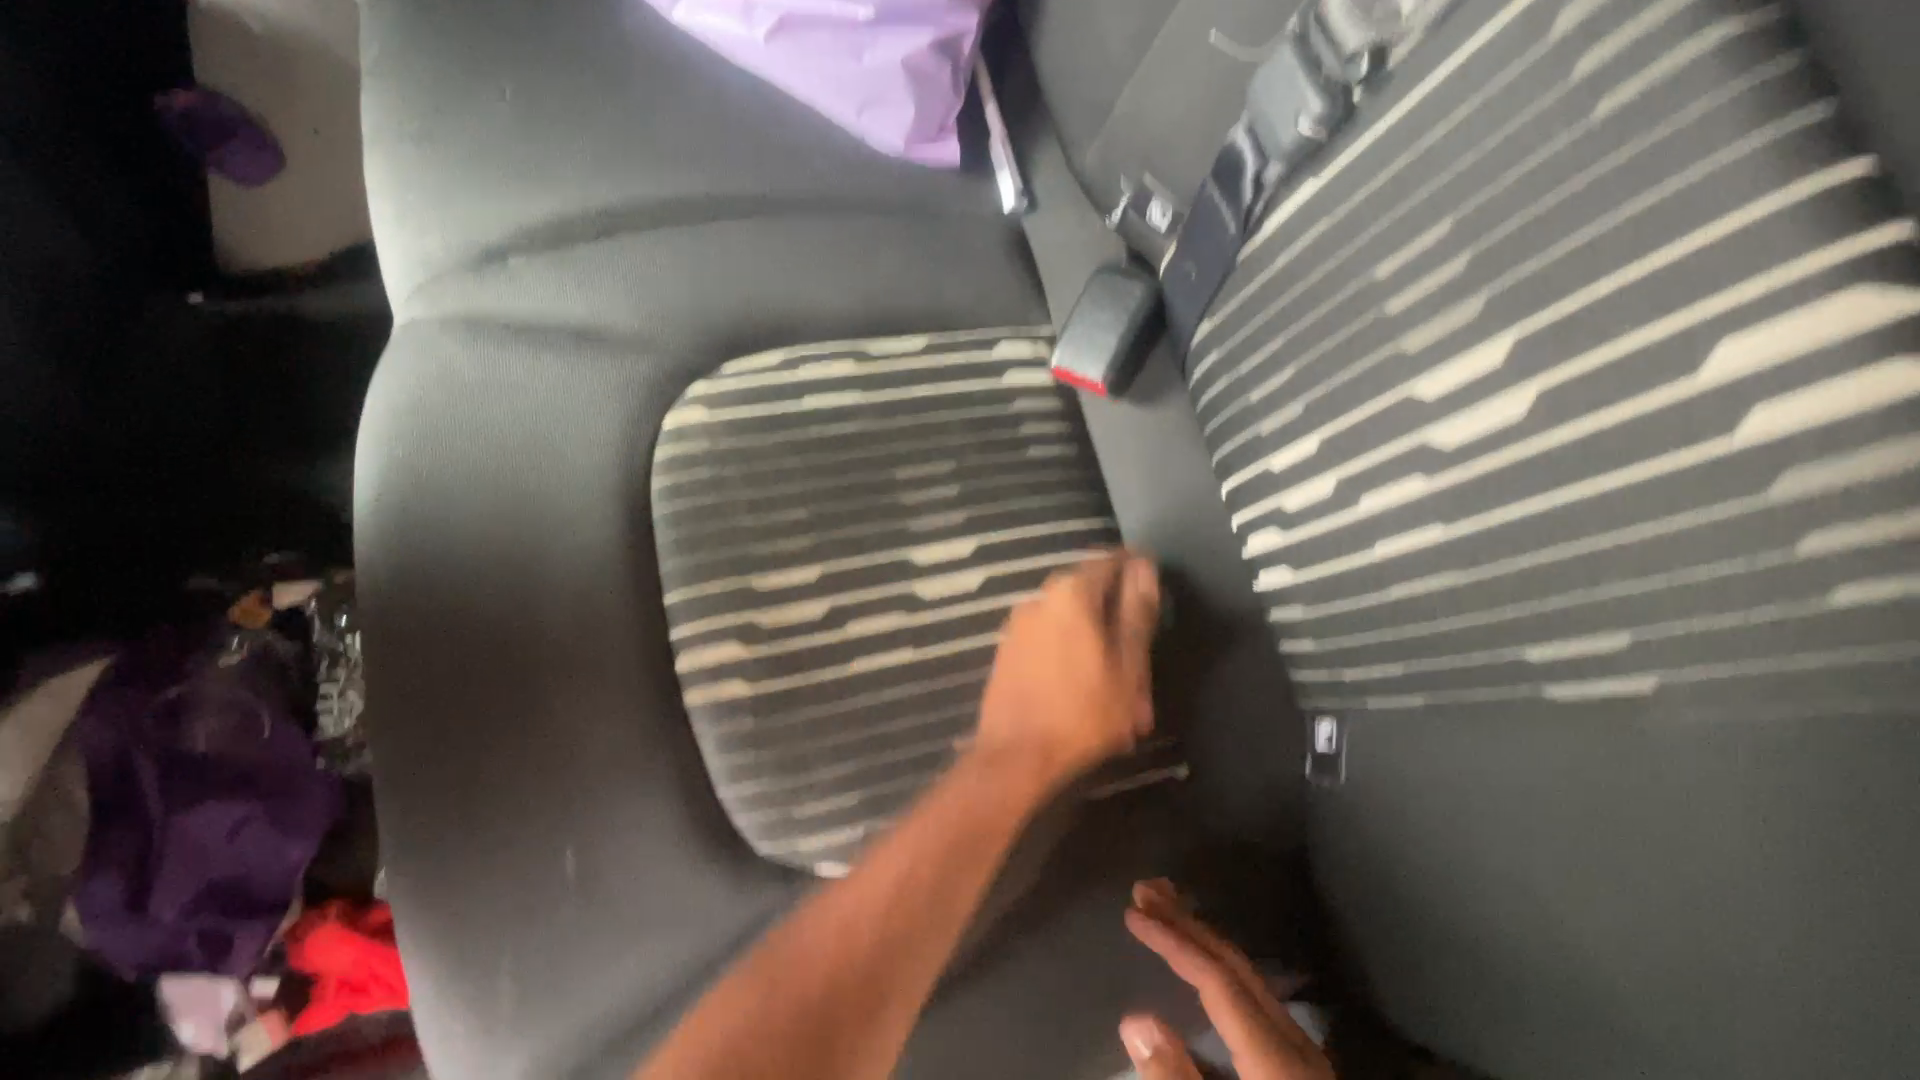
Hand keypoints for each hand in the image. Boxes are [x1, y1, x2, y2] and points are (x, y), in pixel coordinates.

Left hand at [973, 550, 1159, 794]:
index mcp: (1071, 592)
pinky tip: (1088, 692)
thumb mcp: (1127, 665)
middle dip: (1118, 620)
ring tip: (1121, 688)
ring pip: (1071, 622)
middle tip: (1143, 660)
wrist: (1015, 757)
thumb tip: (1145, 565)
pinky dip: (1073, 657)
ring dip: (1098, 644)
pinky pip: (1050, 641)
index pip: (1112, 560)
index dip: (1139, 573)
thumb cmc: (1083, 712)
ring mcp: (1018, 624)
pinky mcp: (1008, 651)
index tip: (1158, 600)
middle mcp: (1039, 597)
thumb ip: (1137, 611)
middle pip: (1090, 594)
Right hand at [1121, 879, 1335, 1079]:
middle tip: (1147, 889)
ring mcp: (1306, 1060)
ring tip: (1170, 914)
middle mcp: (1295, 1047)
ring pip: (1252, 980)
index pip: (1217, 981)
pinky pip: (1257, 999)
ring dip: (1207, 941)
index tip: (1132, 912)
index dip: (1174, 940)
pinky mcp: (1304, 1074)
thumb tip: (1136, 1018)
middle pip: (1238, 968)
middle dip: (1190, 924)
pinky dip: (1224, 970)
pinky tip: (1208, 975)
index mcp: (1276, 1062)